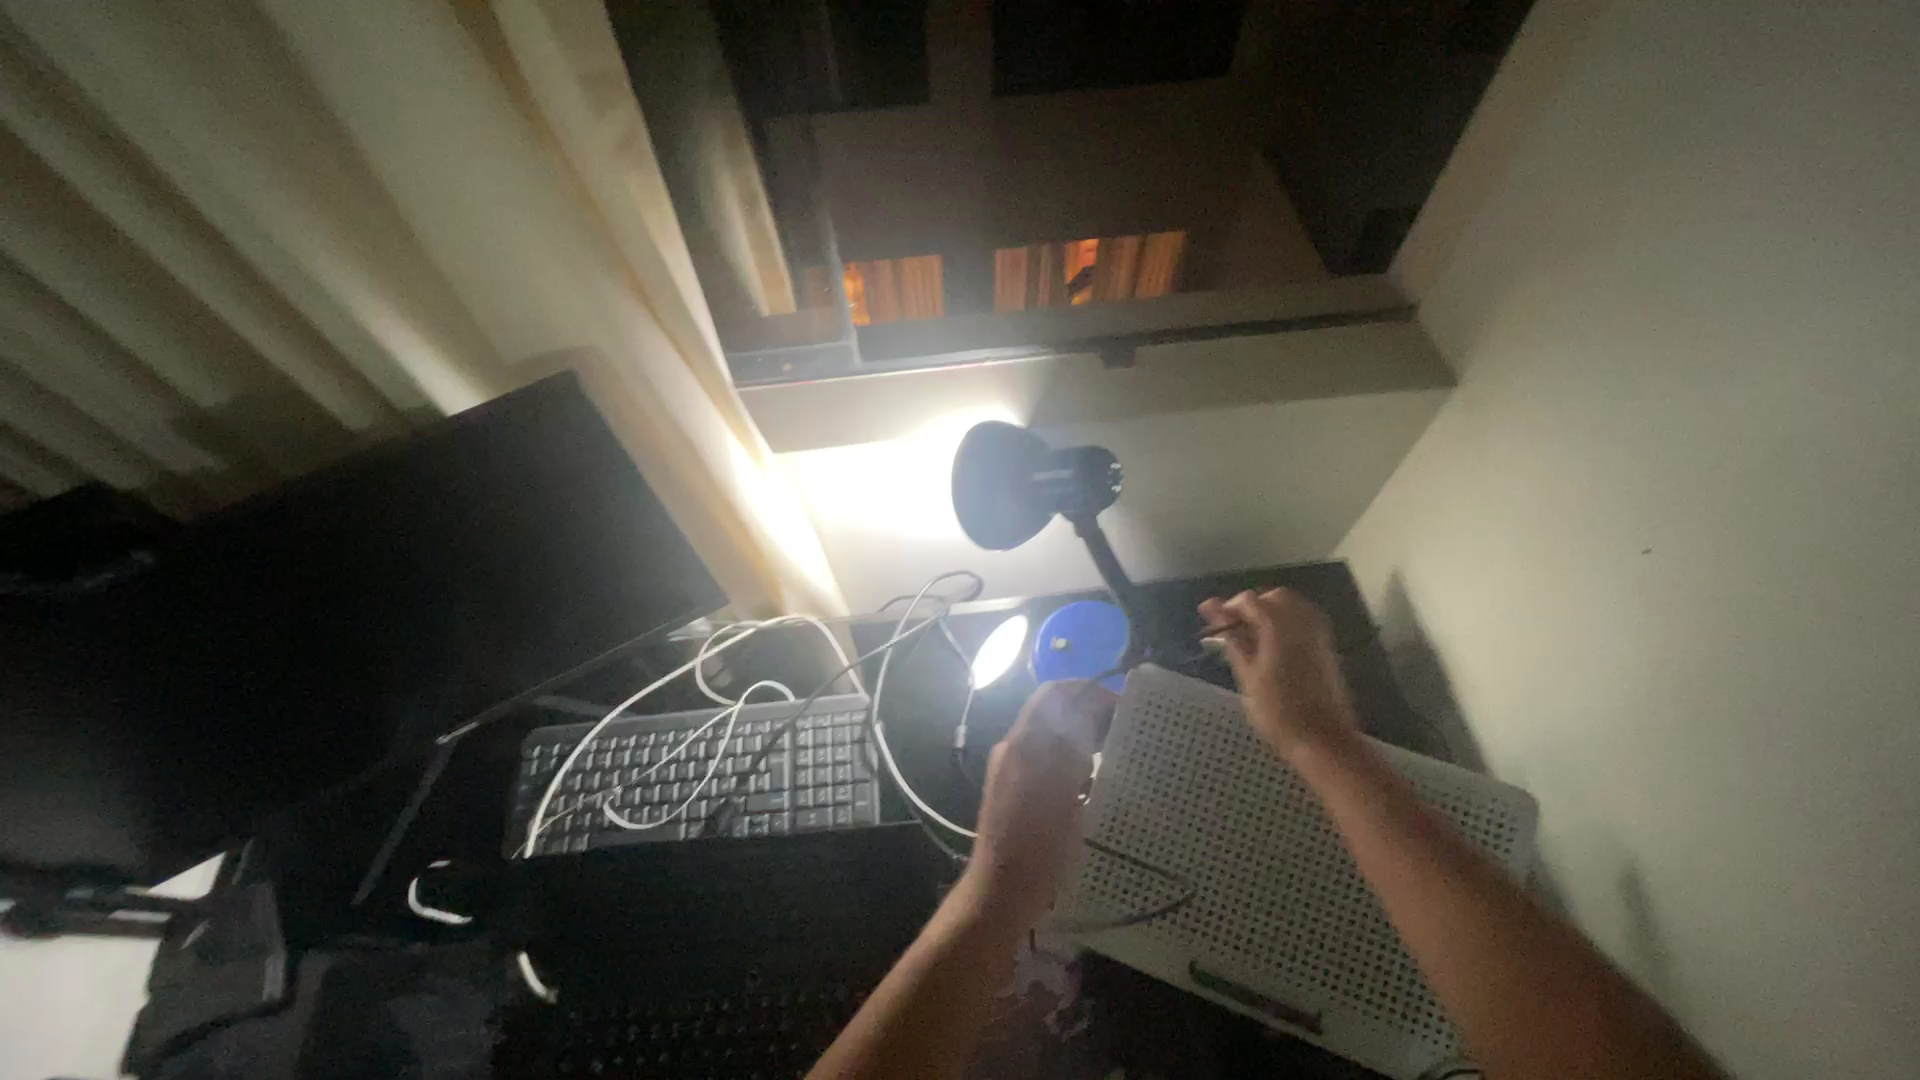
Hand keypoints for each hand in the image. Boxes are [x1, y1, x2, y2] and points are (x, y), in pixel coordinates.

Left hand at [957, 680, 1114, 929]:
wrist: (1001, 892)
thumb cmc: (1036, 848)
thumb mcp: (1065, 795)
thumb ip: (1074, 749)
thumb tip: (1091, 713)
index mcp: (1024, 743)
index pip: (1056, 694)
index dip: (1090, 692)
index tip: (1123, 707)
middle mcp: (1015, 749)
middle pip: (1055, 714)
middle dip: (1090, 715)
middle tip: (1126, 730)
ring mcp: (1012, 770)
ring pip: (1053, 738)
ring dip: (1084, 739)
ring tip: (1117, 754)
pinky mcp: (1015, 792)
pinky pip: (1048, 761)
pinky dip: (1073, 762)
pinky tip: (1095, 783)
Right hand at [1199, 589, 1359, 763]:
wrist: (1322, 739)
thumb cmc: (1277, 711)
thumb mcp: (1246, 676)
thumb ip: (1232, 639)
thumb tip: (1211, 610)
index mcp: (1278, 626)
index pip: (1249, 600)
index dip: (1228, 609)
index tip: (1214, 627)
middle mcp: (1301, 622)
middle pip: (1274, 597)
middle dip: (1252, 608)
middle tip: (1234, 632)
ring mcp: (1318, 633)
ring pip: (1292, 606)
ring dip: (1270, 614)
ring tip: (1253, 638)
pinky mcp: (1327, 647)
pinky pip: (1306, 620)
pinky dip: (1287, 624)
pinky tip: (1275, 645)